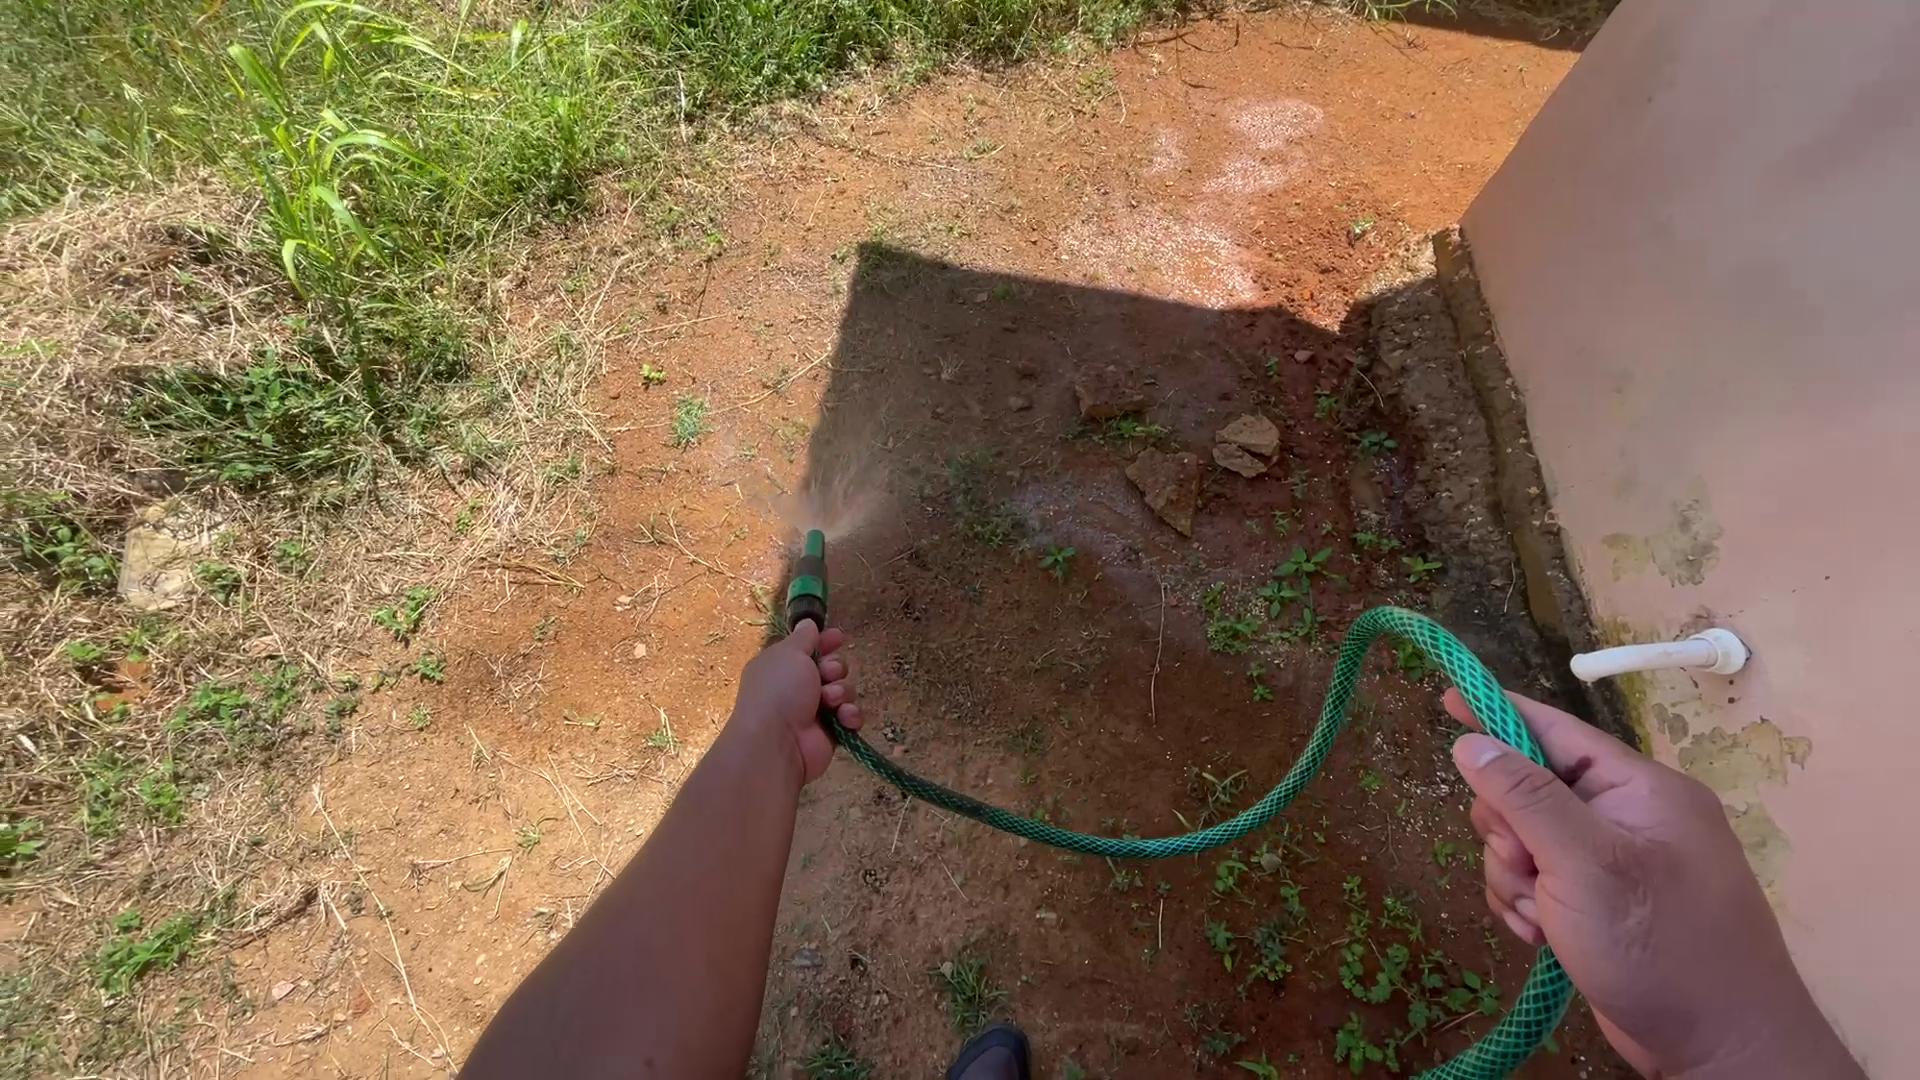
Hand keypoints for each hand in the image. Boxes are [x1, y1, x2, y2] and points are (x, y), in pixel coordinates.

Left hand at [731, 622, 860, 785]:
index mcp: (782, 667)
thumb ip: (803, 637)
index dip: (825, 641)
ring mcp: (815, 712)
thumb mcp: (789, 653)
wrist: (777, 742)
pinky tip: (843, 717)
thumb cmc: (779, 690)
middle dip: (835, 668)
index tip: (839, 637)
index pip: (809, 649)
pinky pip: (851, 716)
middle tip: (826, 675)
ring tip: (830, 701)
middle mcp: (797, 688)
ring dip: (841, 692)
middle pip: (832, 667)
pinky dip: (850, 715)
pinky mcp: (831, 733)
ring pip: (844, 690)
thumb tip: (808, 622)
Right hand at [1444, 688, 1857, 1078]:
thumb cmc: (1661, 946)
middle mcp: (1623, 815)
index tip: (1445, 698)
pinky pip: (1526, 875)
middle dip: (1507, 831)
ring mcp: (1607, 858)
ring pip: (1516, 836)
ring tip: (1543, 915)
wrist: (1720, 1054)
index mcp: (1638, 790)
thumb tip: (1469, 742)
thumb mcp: (1586, 863)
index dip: (1497, 714)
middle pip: (1521, 787)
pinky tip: (1543, 935)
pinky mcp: (1591, 896)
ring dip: (1512, 874)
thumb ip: (1524, 796)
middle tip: (1526, 866)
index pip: (1553, 730)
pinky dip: (1523, 902)